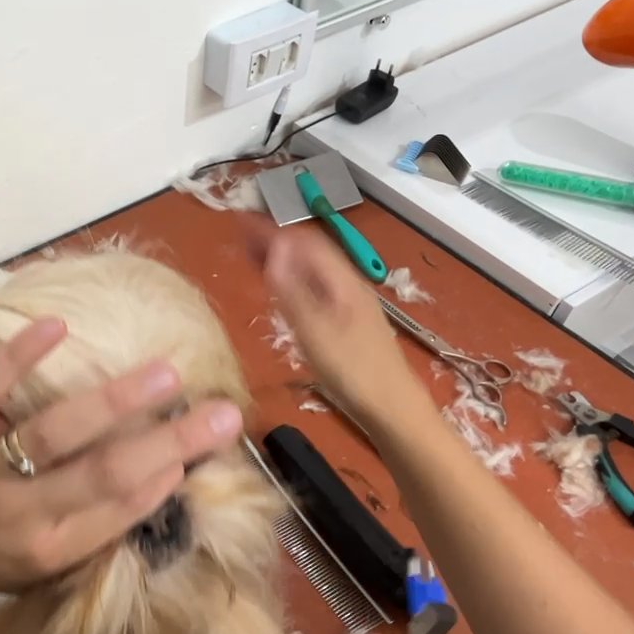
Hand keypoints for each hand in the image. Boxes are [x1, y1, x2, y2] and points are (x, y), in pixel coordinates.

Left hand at [0, 318, 245, 600]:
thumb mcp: (33, 567)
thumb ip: (87, 531)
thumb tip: (152, 481)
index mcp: (50, 549)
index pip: (123, 510)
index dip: (167, 475)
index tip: (206, 445)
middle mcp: (25, 513)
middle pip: (108, 474)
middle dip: (172, 443)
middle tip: (221, 412)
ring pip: (60, 433)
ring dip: (117, 401)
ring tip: (166, 374)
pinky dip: (22, 356)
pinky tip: (57, 326)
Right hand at [246, 220, 432, 430]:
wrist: (393, 410)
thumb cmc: (354, 372)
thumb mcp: (316, 331)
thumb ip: (292, 291)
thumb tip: (273, 250)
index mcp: (342, 283)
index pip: (305, 243)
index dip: (272, 231)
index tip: (241, 223)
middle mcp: (347, 287)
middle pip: (309, 253)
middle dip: (275, 241)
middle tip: (240, 237)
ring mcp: (348, 305)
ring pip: (311, 270)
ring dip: (282, 258)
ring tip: (251, 257)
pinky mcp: (345, 322)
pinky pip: (314, 288)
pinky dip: (291, 279)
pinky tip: (278, 289)